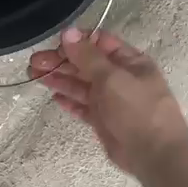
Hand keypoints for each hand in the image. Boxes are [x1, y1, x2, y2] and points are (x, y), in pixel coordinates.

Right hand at [28, 28, 187, 176]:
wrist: (153, 154)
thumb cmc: (137, 109)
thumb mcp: (112, 77)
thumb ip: (87, 56)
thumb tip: (68, 32)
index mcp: (130, 62)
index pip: (99, 42)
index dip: (76, 41)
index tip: (53, 44)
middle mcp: (120, 77)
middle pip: (85, 64)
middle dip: (60, 61)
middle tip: (33, 62)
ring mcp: (111, 99)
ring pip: (80, 84)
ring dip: (58, 78)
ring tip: (34, 75)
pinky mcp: (102, 119)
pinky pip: (82, 105)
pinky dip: (69, 100)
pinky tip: (54, 97)